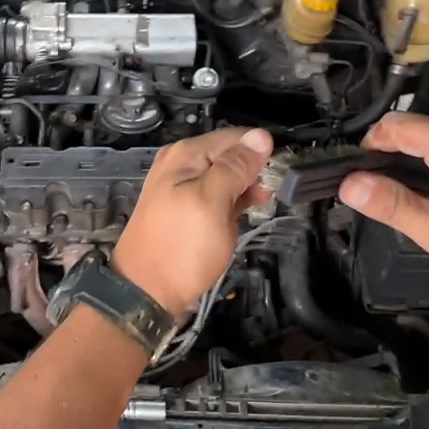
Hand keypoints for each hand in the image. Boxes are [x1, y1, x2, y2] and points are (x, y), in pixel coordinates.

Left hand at [112, 127, 273, 320]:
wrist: (146, 292)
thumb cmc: (181, 247)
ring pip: (226, 177)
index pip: (236, 137)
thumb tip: (261, 135)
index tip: (282, 172)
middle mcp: (181, 164)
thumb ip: (235, 167)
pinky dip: (232, 204)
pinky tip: (241, 216)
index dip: (261, 152)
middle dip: (253, 172)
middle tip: (268, 197)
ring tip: (257, 208)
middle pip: (230, 155)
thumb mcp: (212, 201)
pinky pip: (217, 196)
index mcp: (186, 154)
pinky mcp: (187, 210)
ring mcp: (182, 188)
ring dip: (245, 190)